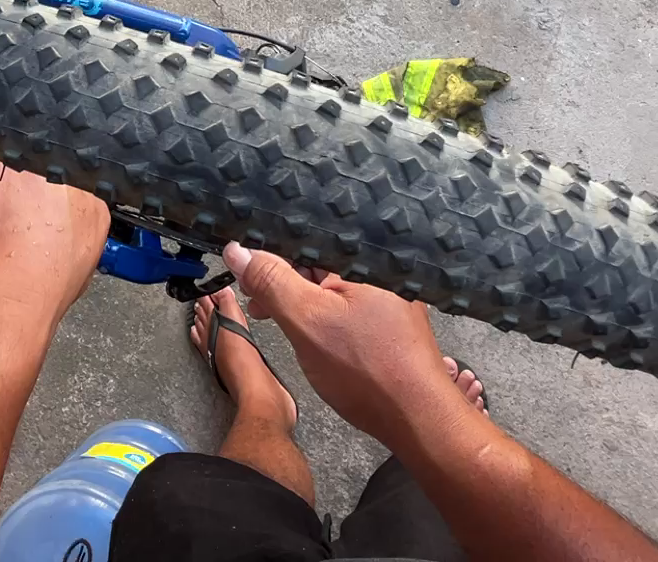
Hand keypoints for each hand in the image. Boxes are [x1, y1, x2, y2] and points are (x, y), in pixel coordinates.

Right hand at [223, 242, 471, 444]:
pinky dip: (319, 309)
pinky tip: (301, 324)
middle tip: (251, 295)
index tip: (241, 264)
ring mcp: (387, 292)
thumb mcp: (307, 320)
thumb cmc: (367, 370)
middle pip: (317, 258)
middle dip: (280, 274)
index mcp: (363, 256)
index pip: (306, 236)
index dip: (270, 248)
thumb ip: (271, 282)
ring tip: (267, 310)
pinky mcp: (388, 317)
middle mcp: (379, 266)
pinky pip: (344, 299)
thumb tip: (236, 250)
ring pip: (329, 282)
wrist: (420, 422)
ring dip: (296, 294)